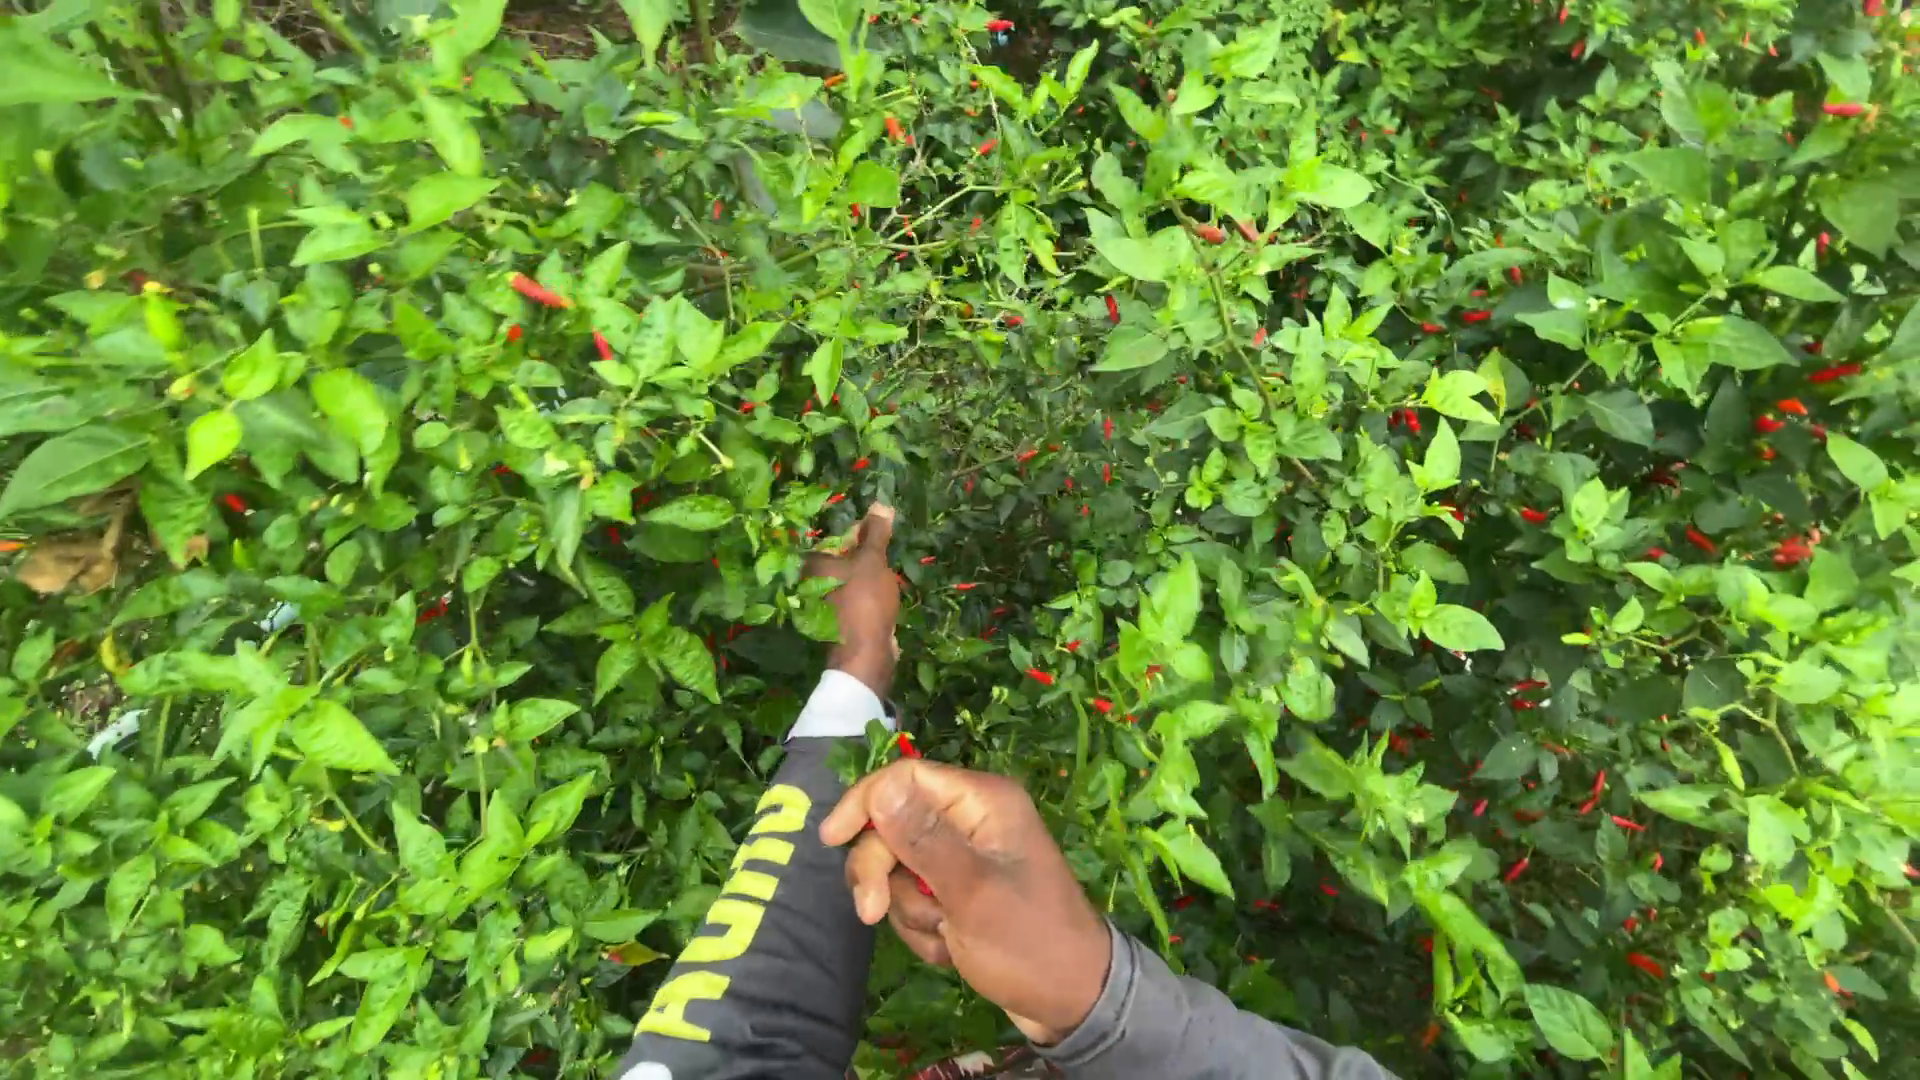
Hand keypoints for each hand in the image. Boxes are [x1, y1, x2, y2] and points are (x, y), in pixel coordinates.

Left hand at [804, 502, 899, 696]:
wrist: (865, 652)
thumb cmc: (865, 599)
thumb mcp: (873, 560)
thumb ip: (876, 533)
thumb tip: (880, 504)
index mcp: (815, 562)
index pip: (839, 535)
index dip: (863, 530)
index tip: (883, 528)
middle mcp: (814, 580)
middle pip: (845, 556)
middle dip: (867, 553)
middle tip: (889, 549)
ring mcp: (826, 601)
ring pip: (852, 577)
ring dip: (870, 573)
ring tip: (890, 570)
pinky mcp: (840, 617)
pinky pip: (856, 595)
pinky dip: (869, 591)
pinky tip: (885, 592)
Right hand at [820, 760, 1111, 1044]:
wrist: (1070, 1002)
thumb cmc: (1028, 941)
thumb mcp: (972, 891)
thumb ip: (923, 838)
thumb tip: (882, 786)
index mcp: (981, 799)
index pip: (906, 776)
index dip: (865, 803)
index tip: (832, 840)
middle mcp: (971, 817)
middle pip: (895, 823)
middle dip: (883, 871)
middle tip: (873, 913)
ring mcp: (965, 854)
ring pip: (900, 866)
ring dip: (908, 907)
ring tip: (943, 934)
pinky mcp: (960, 887)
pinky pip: (915, 896)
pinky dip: (922, 924)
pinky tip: (949, 946)